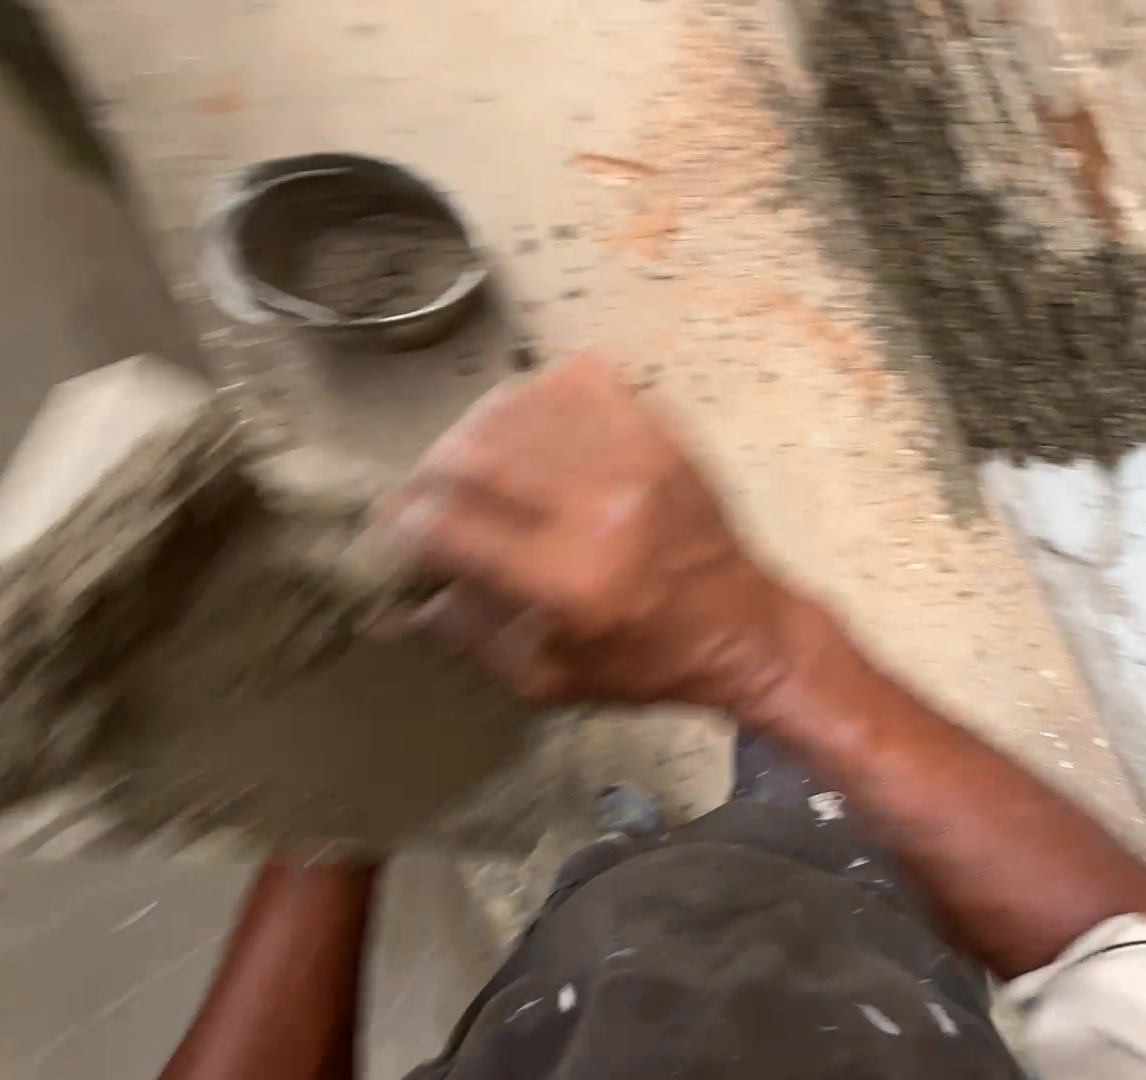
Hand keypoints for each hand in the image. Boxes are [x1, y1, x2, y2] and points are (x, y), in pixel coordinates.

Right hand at [376, 351, 803, 711]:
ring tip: (482, 462)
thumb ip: (470, 633)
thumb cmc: (650, 662)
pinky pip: (585, 379)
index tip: (398, 529)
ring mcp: (638, 460)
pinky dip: (546, 395)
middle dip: (432, 473)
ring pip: (520, 405)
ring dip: (480, 432)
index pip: (447, 523)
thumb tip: (403, 594)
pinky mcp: (665, 437)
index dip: (402, 523)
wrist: (746, 628)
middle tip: (435, 496)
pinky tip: (543, 428)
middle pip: (472, 451)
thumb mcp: (551, 678)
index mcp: (567, 578)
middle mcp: (598, 506)